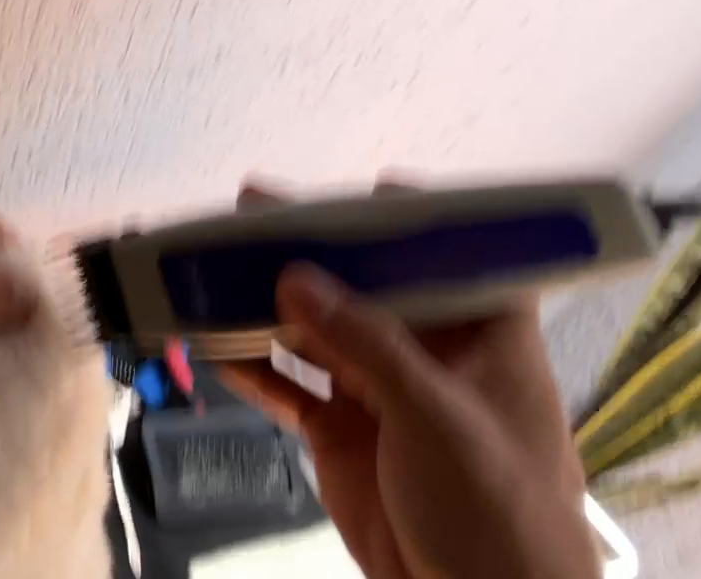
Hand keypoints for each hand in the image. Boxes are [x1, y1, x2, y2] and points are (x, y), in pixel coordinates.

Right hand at [218, 181, 599, 578]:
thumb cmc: (493, 511)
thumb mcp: (440, 421)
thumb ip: (366, 344)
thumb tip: (293, 274)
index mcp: (482, 348)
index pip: (465, 266)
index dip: (422, 226)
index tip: (365, 189)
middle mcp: (425, 359)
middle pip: (365, 288)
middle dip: (310, 252)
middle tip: (249, 211)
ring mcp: (374, 392)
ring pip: (311, 329)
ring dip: (264, 302)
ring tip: (209, 263)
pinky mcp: (334, 427)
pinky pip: (281, 382)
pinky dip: (245, 363)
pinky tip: (207, 341)